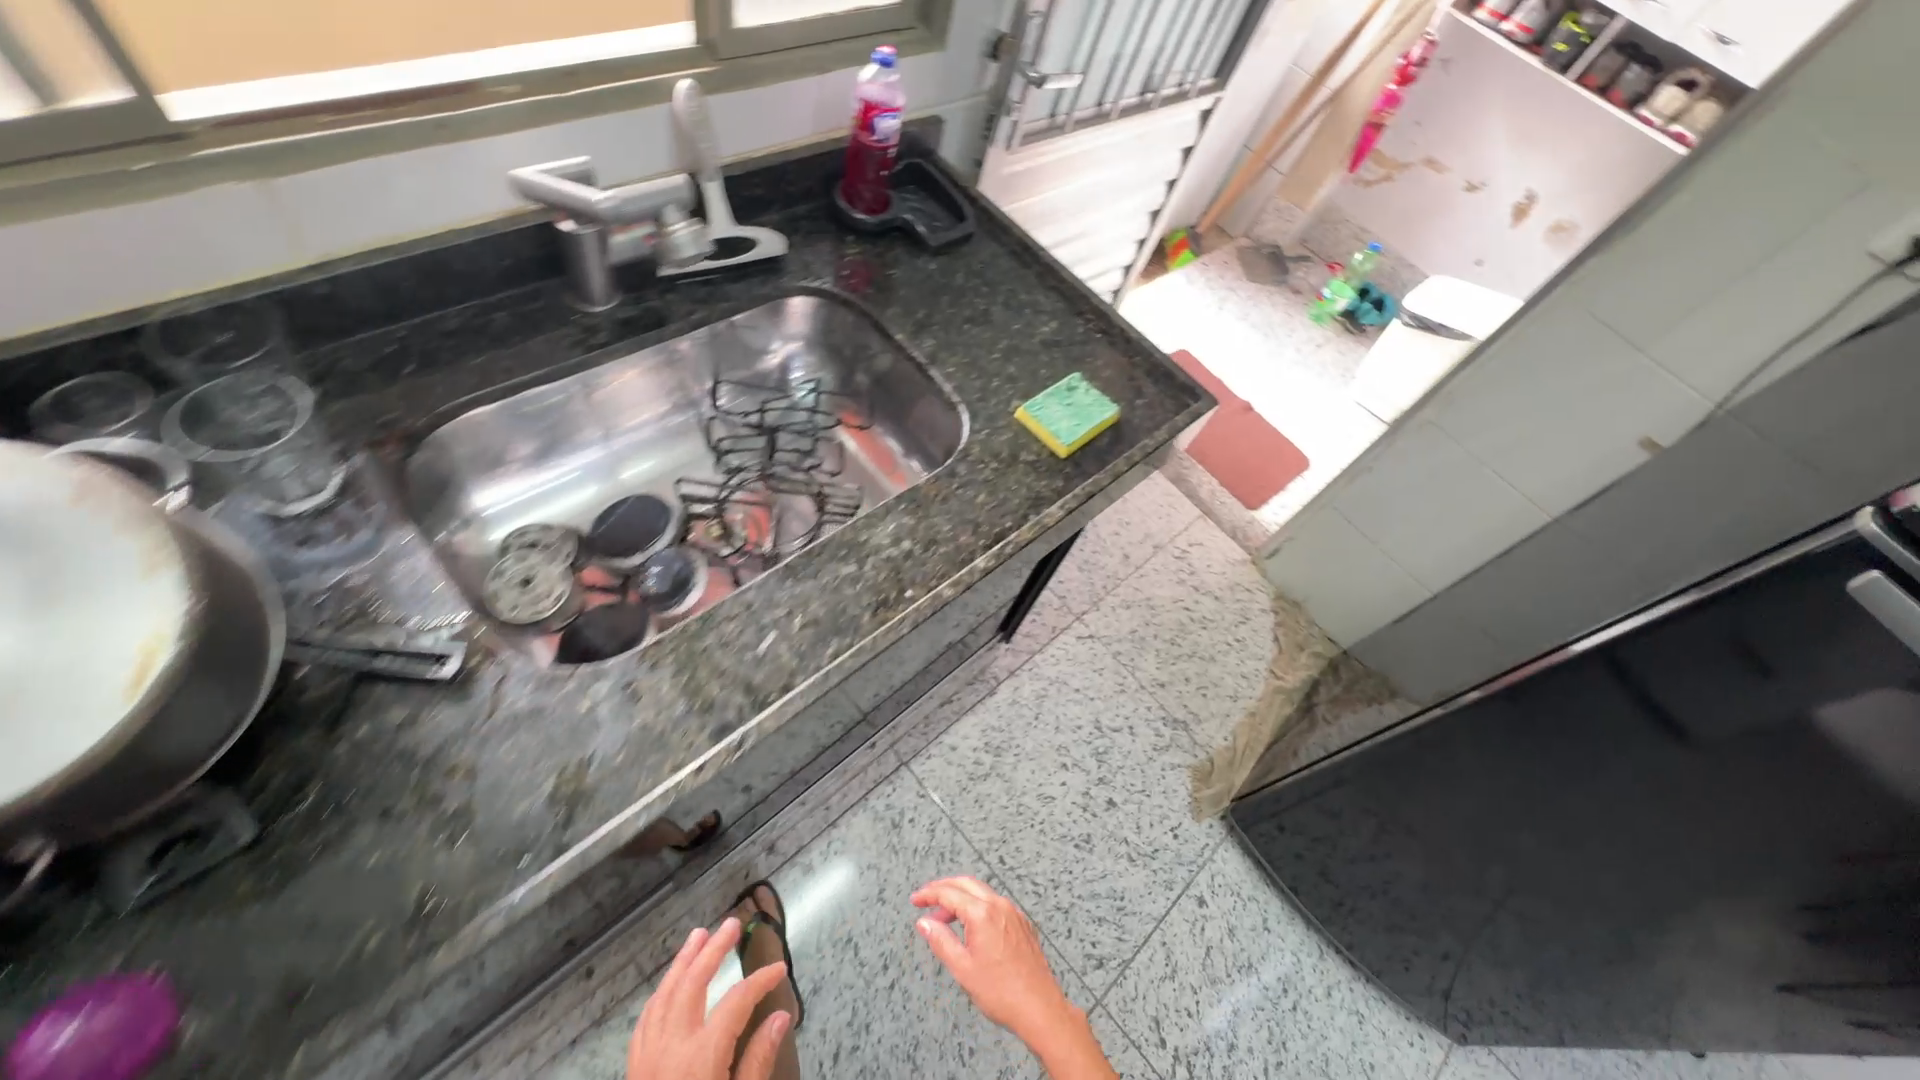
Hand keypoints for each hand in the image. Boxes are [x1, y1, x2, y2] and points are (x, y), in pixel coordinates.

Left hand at [627, 918, 792, 1079]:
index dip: (759, 981)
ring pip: (663, 995)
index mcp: (702, 1055)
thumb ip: (758, 1061)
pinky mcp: (635, 1070)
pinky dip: (660, 994)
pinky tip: (668, 986)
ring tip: (698, 936)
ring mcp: (648, 1057)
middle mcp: (670, 1047)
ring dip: (682, 963)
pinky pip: (645, 1020)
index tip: (779, 969)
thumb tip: (780, 1017)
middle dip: (713, 951)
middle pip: (692, 984)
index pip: (736, 1002)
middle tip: (732, 924)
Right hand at [910, 877, 1074, 1041]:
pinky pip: (996, 905)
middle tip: (926, 900)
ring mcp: (1014, 914)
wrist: (1039, 1008)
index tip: (916, 900)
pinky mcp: (1022, 924)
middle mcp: (1000, 907)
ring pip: (982, 893)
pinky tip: (970, 927)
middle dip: (943, 888)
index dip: (928, 894)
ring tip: (944, 918)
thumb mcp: (962, 968)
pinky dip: (978, 907)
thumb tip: (925, 923)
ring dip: (961, 898)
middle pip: (966, 884)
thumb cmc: (1003, 993)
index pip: (949, 893)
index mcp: (983, 914)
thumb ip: (941, 940)